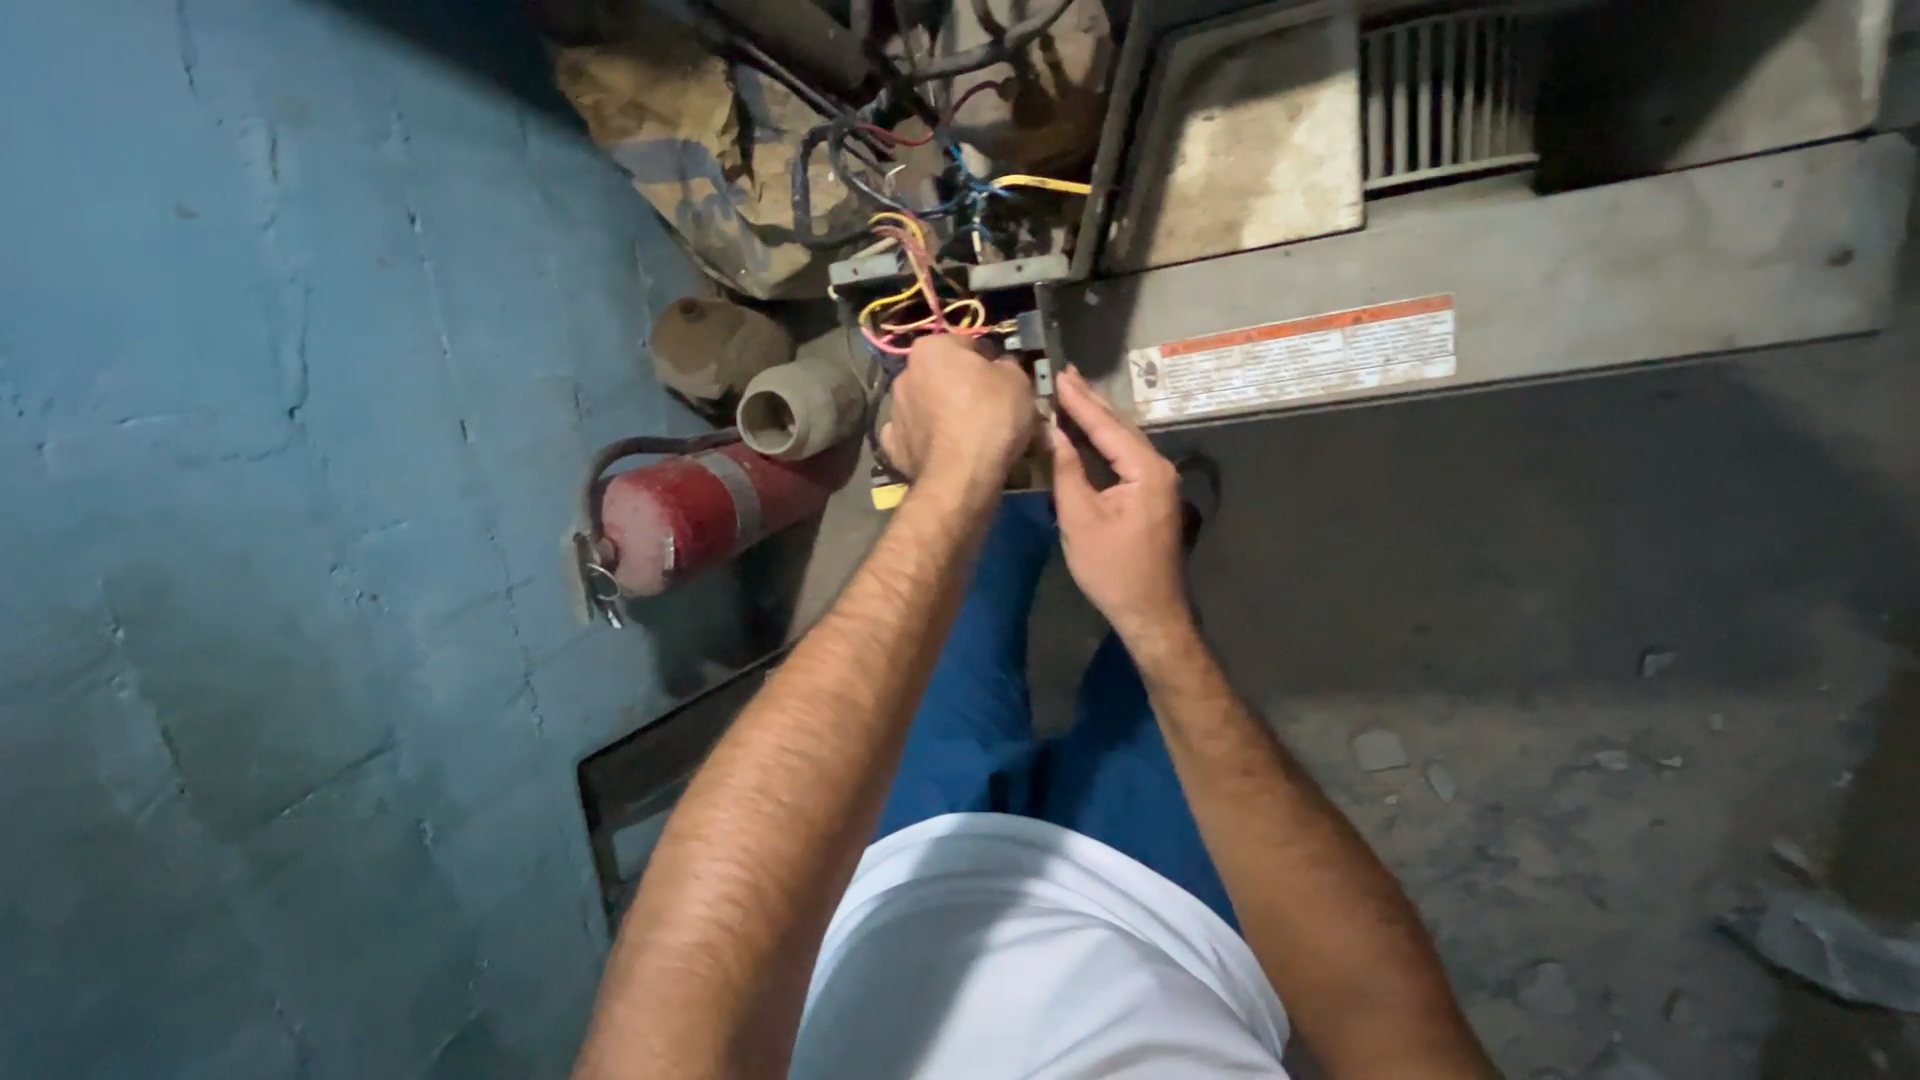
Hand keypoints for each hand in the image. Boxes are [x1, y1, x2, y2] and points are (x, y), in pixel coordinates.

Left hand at [882, 334, 1036, 491]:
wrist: (962, 476)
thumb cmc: (991, 417)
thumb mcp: (1018, 380)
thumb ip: (1007, 365)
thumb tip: (1000, 367)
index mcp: (931, 348)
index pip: (968, 345)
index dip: (990, 362)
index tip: (1004, 381)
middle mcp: (905, 374)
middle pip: (942, 375)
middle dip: (962, 387)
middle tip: (990, 408)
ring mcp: (894, 411)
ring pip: (926, 405)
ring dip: (943, 412)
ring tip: (969, 434)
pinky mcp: (892, 446)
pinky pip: (913, 435)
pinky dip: (926, 439)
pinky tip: (942, 449)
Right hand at [1049, 366, 1190, 643]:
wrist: (1148, 611)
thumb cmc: (1111, 569)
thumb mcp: (1079, 518)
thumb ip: (1066, 470)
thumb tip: (1052, 433)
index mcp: (1146, 470)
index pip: (1107, 426)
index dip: (1079, 401)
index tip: (1059, 375)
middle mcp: (1159, 468)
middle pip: (1120, 427)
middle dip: (1091, 402)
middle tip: (1065, 375)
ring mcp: (1159, 482)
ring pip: (1124, 441)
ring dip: (1098, 420)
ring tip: (1073, 395)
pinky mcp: (1152, 496)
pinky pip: (1126, 458)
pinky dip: (1105, 442)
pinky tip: (1089, 434)